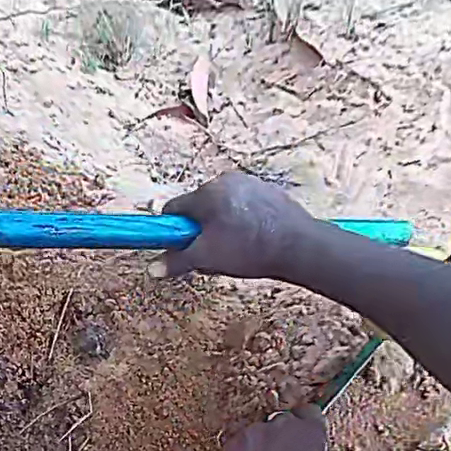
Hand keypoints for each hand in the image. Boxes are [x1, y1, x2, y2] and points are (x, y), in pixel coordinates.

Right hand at [149, 173, 321, 280]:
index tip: (178, 247)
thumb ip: (177, 261)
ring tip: (232, 250)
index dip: (172, 230)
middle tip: (209, 253)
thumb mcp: (206, 258)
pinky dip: (239, 221)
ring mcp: (249, 183)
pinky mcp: (267, 191)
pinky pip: (242, 205)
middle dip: (198, 229)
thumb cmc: (248, 249)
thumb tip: (153, 269)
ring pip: (221, 206)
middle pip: (198, 206)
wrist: (298, 245)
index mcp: (206, 194)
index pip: (173, 208)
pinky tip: (250, 241)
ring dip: (219, 226)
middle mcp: (225, 181)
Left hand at [213, 406, 326, 450]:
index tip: (303, 436)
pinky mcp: (234, 439)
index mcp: (310, 432)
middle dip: (282, 436)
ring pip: (261, 431)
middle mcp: (284, 424)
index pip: (311, 414)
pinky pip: (243, 440)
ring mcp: (256, 429)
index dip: (306, 425)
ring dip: (261, 444)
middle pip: (284, 420)